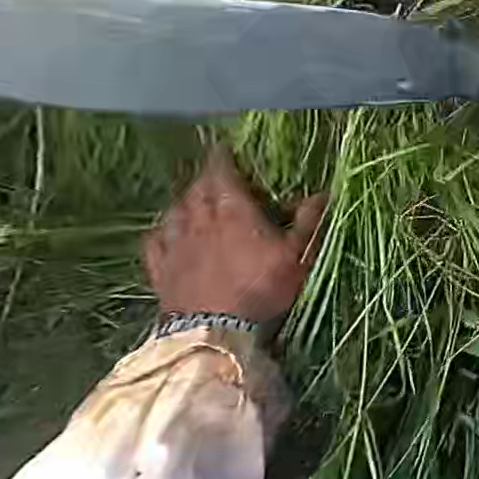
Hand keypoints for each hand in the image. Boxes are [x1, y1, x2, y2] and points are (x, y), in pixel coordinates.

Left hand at [143, 146, 328, 324]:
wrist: (214, 330)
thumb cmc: (261, 287)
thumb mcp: (298, 255)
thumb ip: (309, 222)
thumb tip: (324, 193)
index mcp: (233, 210)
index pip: (222, 173)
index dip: (222, 158)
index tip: (224, 148)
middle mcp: (199, 219)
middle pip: (197, 188)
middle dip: (206, 177)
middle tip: (216, 174)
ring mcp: (175, 243)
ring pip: (175, 209)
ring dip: (185, 200)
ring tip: (193, 199)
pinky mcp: (160, 267)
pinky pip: (155, 238)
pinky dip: (161, 228)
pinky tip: (166, 230)